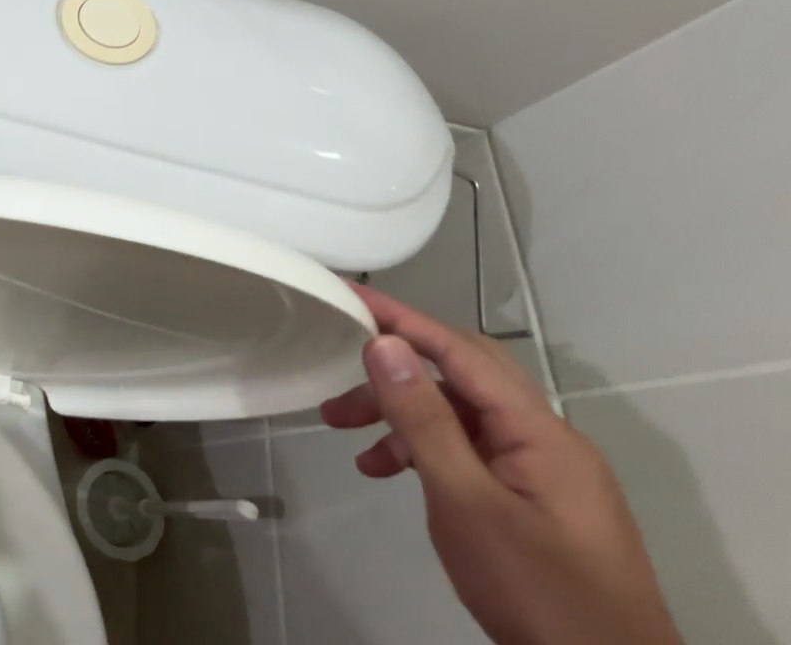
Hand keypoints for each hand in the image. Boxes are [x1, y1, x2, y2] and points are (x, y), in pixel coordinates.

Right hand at [319, 283, 681, 644]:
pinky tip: (386, 470)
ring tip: (341, 428)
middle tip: (335, 365)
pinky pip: (469, 451)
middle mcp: (546, 440)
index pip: (461, 351)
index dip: (402, 318)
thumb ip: (424, 420)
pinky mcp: (533, 499)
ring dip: (400, 413)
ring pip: (460, 416)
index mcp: (539, 433)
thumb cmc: (534, 586)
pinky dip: (422, 449)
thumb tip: (385, 345)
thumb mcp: (465, 501)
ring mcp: (542, 471)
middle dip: (394, 366)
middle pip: (460, 376)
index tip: (348, 295)